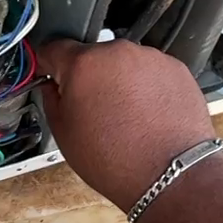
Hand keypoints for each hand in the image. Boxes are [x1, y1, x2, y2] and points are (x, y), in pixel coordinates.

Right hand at [35, 39, 216, 211]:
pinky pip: (150, 71)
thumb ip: (52, 99)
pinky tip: (147, 114)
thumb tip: (52, 86)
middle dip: (89, 76)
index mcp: (83, 64)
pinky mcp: (175, 67)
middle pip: (92, 56)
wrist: (171, 175)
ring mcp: (149, 57)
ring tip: (126, 115)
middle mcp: (116, 52)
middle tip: (94, 108)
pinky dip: (146, 86)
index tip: (50, 73)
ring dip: (119, 80)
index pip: (54, 47)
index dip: (47, 62)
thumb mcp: (64, 134)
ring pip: (122, 63)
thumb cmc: (115, 160)